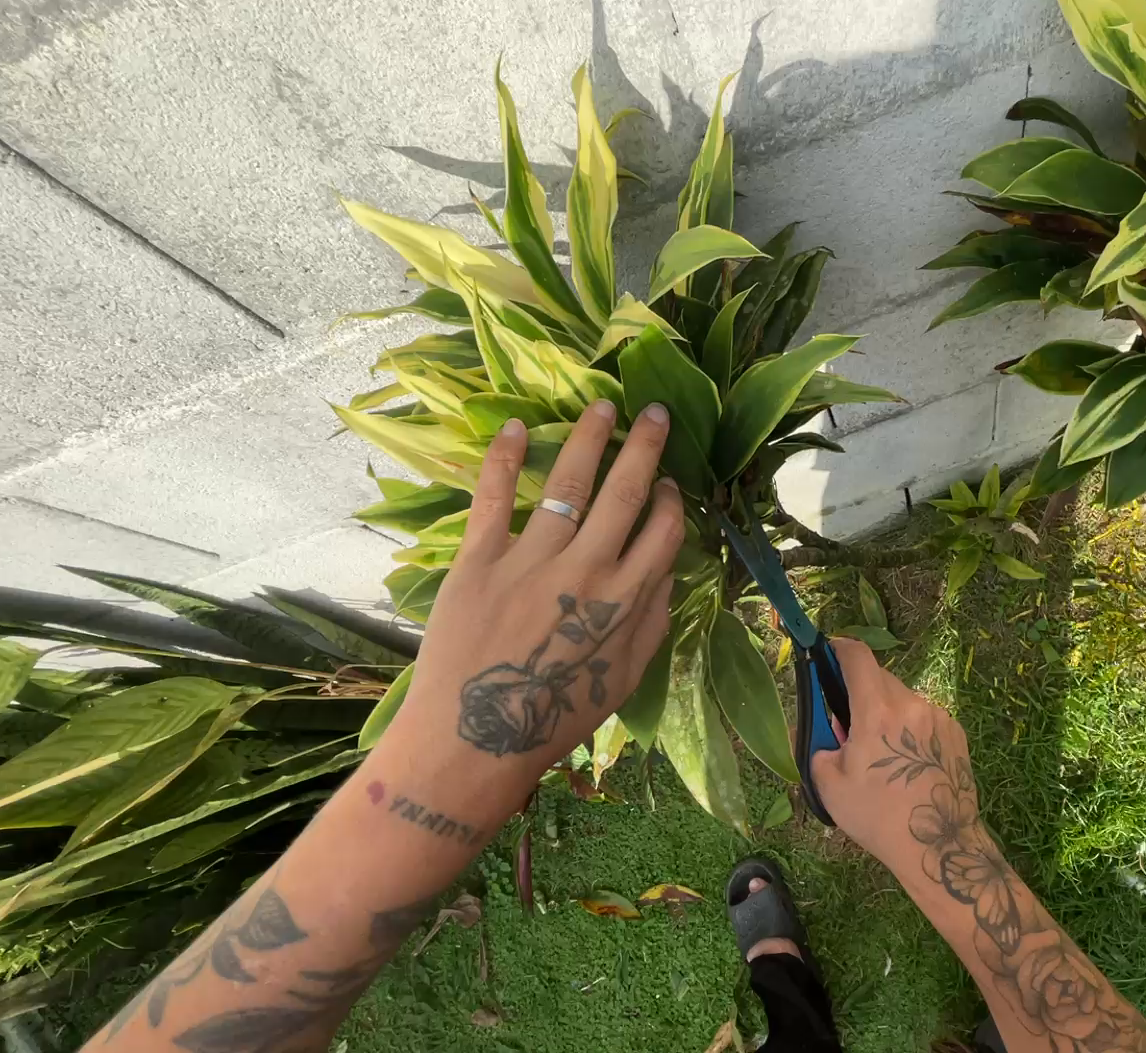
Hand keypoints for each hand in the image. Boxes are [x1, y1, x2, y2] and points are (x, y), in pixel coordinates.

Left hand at [375, 400, 682, 793]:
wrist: (474, 740)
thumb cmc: (558, 716)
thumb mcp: (626, 678)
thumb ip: (654, 621)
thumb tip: (668, 571)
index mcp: (626, 600)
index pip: (662, 530)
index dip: (671, 500)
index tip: (670, 483)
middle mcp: (586, 569)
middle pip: (626, 492)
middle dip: (645, 446)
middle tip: (654, 411)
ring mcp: (531, 559)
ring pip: (569, 483)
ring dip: (589, 438)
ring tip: (601, 406)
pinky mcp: (479, 559)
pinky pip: (493, 497)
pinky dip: (504, 458)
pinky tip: (517, 426)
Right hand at [807, 640, 984, 878]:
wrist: (940, 846)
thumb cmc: (878, 817)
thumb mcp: (829, 784)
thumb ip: (817, 746)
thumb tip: (820, 729)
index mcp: (877, 713)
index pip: (857, 657)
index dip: (839, 647)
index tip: (828, 651)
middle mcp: (911, 704)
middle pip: (879, 677)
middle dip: (859, 690)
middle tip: (849, 726)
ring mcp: (938, 716)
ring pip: (902, 698)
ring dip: (886, 711)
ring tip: (882, 751)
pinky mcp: (956, 731)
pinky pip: (923, 715)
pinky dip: (909, 726)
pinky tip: (907, 760)